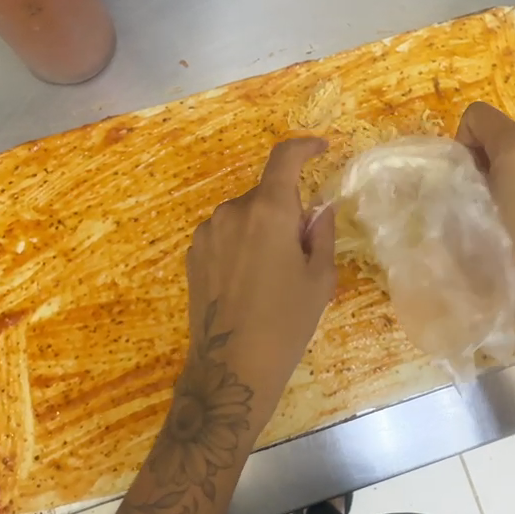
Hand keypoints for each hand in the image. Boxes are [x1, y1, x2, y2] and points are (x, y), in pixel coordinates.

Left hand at [185, 138, 337, 406]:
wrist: (231, 366)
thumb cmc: (286, 322)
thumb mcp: (319, 278)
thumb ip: (321, 233)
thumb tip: (318, 208)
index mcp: (268, 211)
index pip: (285, 158)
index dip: (305, 147)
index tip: (321, 150)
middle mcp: (233, 211)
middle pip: (266, 194)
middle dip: (286, 211)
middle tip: (300, 254)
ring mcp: (207, 232)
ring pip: (245, 216)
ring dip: (261, 229)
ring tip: (271, 276)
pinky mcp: (193, 253)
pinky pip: (225, 234)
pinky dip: (240, 244)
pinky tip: (246, 283)